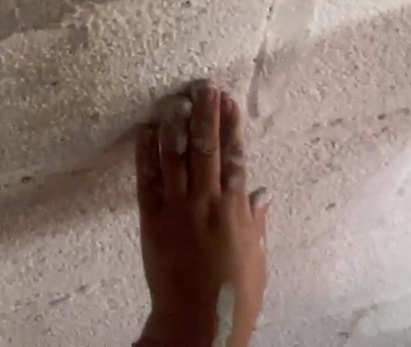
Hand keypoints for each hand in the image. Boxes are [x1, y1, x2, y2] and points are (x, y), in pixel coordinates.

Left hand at [135, 83, 269, 346]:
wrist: (195, 327)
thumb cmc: (233, 299)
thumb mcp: (256, 260)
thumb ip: (257, 222)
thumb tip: (264, 191)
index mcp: (234, 212)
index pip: (235, 158)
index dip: (232, 127)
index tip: (230, 101)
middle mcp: (205, 204)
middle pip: (205, 149)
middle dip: (206, 115)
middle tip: (205, 87)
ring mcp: (176, 210)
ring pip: (174, 156)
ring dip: (175, 124)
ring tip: (176, 98)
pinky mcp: (152, 220)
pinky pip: (147, 178)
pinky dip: (147, 152)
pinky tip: (147, 129)